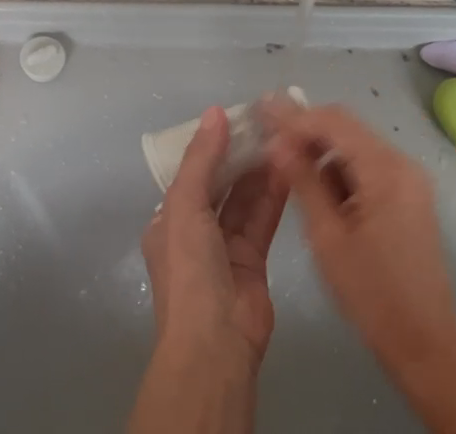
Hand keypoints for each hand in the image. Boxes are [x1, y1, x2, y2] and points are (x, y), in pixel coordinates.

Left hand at [141, 107, 289, 366]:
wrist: (215, 342)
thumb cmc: (189, 269)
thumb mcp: (185, 207)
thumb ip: (202, 160)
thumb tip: (214, 113)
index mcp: (167, 220)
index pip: (190, 173)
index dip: (210, 146)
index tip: (235, 117)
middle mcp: (194, 231)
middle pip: (219, 184)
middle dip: (238, 156)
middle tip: (265, 124)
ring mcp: (225, 247)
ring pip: (243, 201)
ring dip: (258, 173)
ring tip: (281, 140)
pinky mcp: (254, 260)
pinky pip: (262, 220)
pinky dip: (273, 196)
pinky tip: (288, 170)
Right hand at [264, 103, 455, 369]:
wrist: (425, 340)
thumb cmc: (371, 292)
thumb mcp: (327, 235)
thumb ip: (302, 181)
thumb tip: (275, 141)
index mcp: (386, 170)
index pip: (333, 121)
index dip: (293, 115)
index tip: (257, 112)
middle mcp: (401, 165)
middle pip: (345, 127)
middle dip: (303, 127)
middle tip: (262, 127)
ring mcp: (407, 181)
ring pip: (353, 145)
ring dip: (317, 146)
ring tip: (277, 152)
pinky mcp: (405, 197)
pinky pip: (364, 166)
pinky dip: (335, 166)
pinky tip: (308, 178)